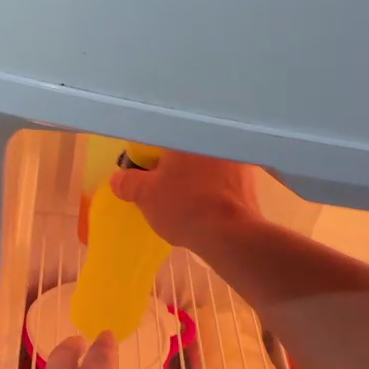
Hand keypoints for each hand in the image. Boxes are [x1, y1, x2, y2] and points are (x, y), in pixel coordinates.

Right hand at [108, 150, 260, 249]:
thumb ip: (128, 183)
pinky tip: (205, 206)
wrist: (229, 233)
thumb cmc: (183, 206)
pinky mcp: (249, 178)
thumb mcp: (145, 196)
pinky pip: (222, 179)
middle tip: (162, 188)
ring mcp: (236, 157)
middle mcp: (215, 138)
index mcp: (187, 134)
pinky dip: (212, 188)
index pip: (160, 138)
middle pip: (185, 150)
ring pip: (205, 163)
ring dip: (194, 176)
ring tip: (185, 200)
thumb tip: (118, 179)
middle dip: (173, 165)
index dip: (148, 157)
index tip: (143, 174)